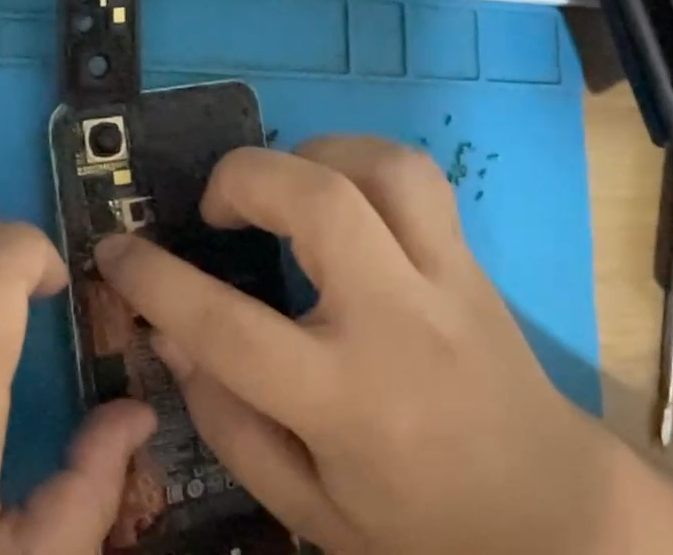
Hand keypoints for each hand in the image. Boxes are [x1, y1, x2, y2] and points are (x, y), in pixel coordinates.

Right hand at [94, 137, 672, 554]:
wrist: (558, 518)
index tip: (114, 249)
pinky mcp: (471, 261)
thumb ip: (227, 421)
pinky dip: (359, 161)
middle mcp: (397, 323)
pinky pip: (418, 177)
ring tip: (277, 186)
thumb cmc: (420, 524)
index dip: (154, 278)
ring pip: (383, 168)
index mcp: (345, 401)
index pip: (227, 325)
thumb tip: (168, 336)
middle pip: (318, 203)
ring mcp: (445, 281)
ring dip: (310, 154)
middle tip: (213, 209)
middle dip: (241, 179)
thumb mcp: (306, 505)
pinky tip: (332, 191)